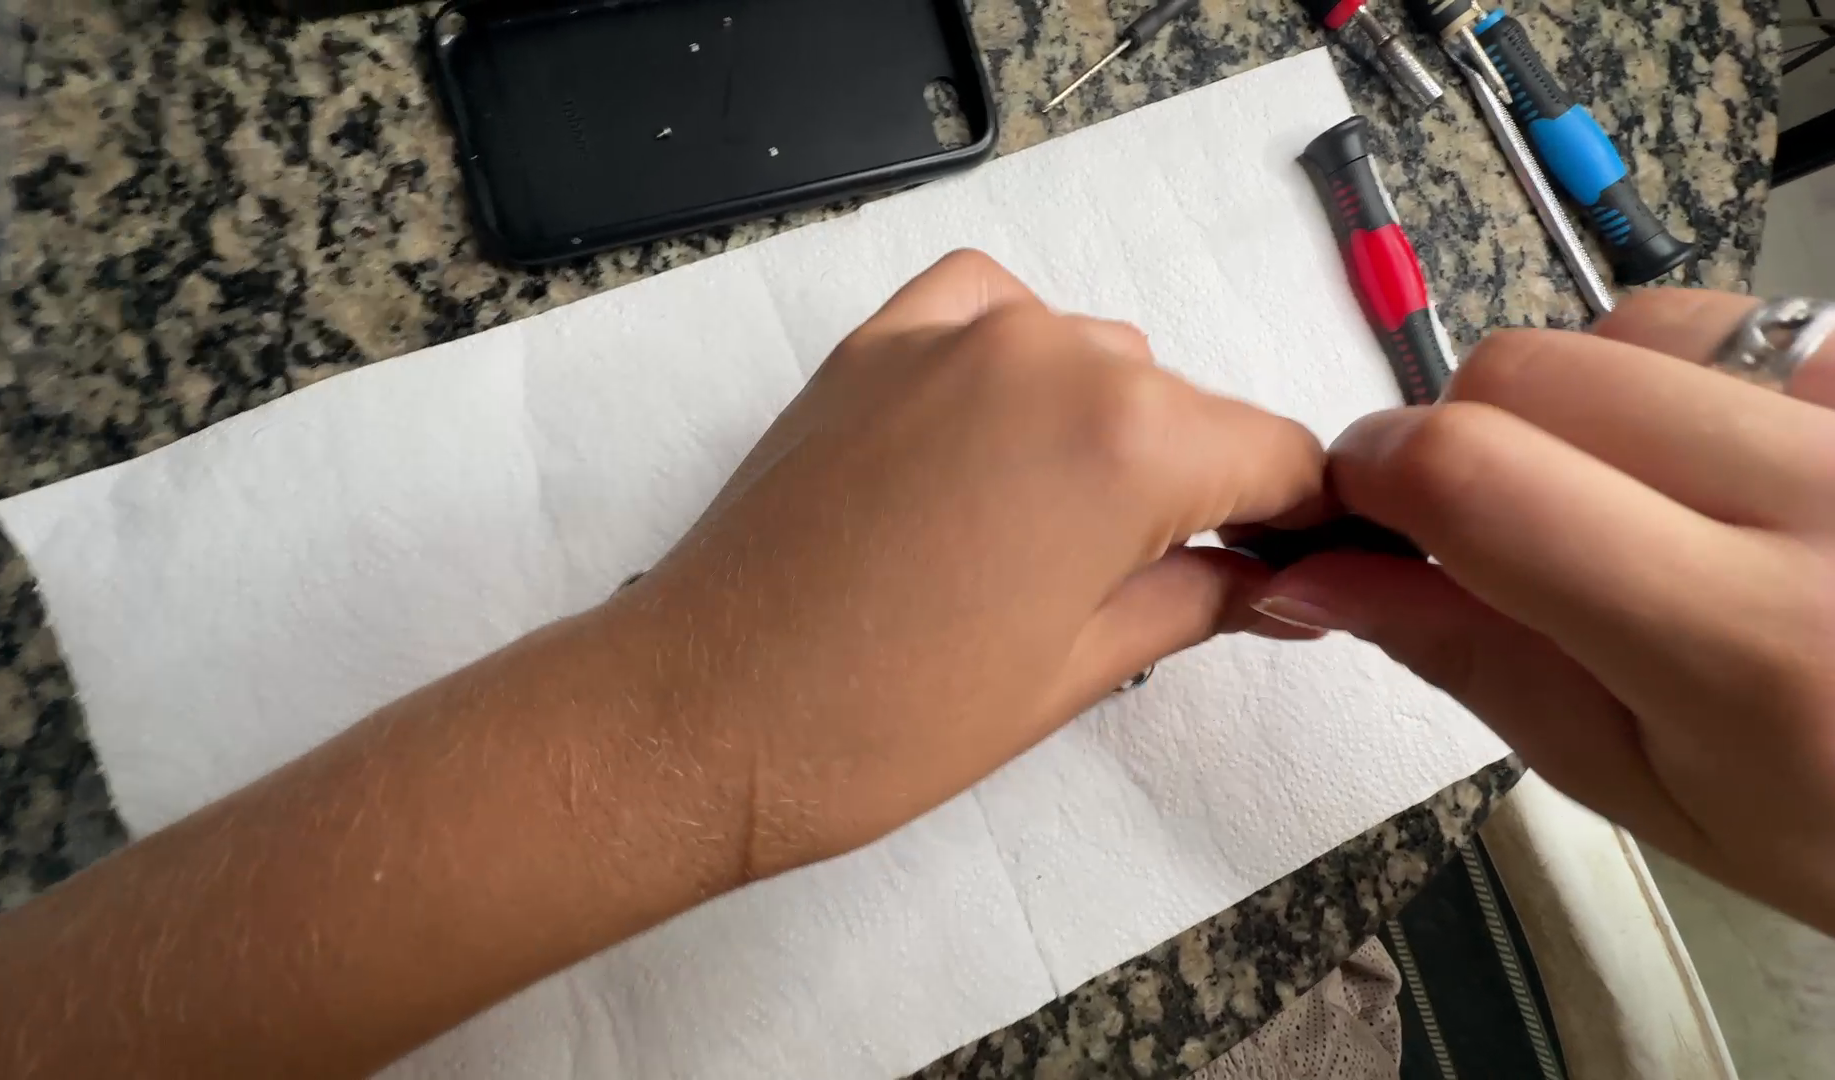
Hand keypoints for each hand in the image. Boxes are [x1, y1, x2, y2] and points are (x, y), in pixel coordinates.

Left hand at [608, 250, 1325, 880]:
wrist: (709, 712)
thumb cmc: (892, 722)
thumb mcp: (1075, 674)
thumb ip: (1194, 602)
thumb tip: (1272, 581)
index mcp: (1126, 440)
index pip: (1275, 455)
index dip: (1295, 517)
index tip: (1288, 561)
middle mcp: (1047, 355)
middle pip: (1178, 406)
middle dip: (1185, 484)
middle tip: (1138, 570)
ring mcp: (948, 336)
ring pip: (1087, 358)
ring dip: (1099, 427)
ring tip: (1043, 521)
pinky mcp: (870, 346)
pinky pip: (984, 310)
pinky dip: (1014, 353)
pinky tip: (997, 421)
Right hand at [1251, 289, 1834, 929]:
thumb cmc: (1833, 819)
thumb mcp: (1610, 765)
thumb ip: (1448, 649)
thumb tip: (1299, 579)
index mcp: (1740, 640)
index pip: (1471, 476)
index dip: (1369, 466)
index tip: (1352, 501)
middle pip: (1524, 371)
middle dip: (1452, 430)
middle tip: (1481, 516)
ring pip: (1624, 326)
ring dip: (1561, 398)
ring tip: (1605, 488)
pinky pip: (1736, 317)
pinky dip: (1662, 373)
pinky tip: (1698, 457)